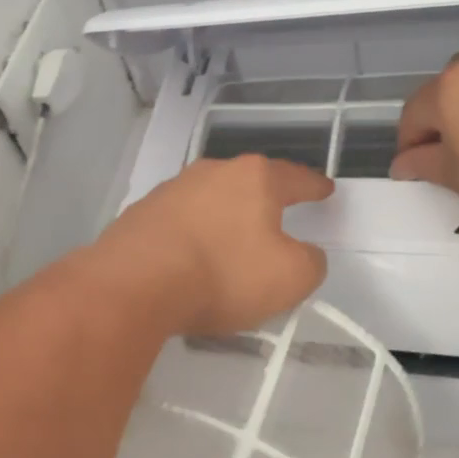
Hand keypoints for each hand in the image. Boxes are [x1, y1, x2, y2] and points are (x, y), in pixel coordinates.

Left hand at [88, 155, 332, 335]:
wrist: (134, 285)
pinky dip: (190, 239)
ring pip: (209, 202)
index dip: (313, 186)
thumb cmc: (223, 274)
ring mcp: (169, 191)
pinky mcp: (139, 217)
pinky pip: (178, 225)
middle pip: (246, 184)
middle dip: (262, 201)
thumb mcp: (290, 277)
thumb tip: (304, 254)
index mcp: (253, 178)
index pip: (294, 178)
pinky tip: (190, 261)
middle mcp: (210, 173)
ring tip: (230, 247)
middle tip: (276, 218)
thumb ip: (310, 262)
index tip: (325, 189)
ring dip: (222, 221)